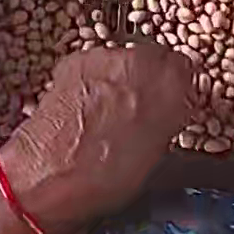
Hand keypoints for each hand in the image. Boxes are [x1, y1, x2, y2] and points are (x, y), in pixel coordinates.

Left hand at [0, 44, 196, 233]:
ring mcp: (104, 57)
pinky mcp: (75, 60)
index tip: (173, 97)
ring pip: (123, 58)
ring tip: (110, 108)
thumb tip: (168, 108)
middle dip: (150, 77)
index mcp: (168, 87)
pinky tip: (88, 104)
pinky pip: (96, 64)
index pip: (185, 67)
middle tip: (141, 104)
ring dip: (121, 77)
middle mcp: (138, 63)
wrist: (49, 172)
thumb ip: (166, 118)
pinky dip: (95, 78)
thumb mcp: (154, 153)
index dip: (178, 84)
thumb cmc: (104, 176)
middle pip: (154, 56)